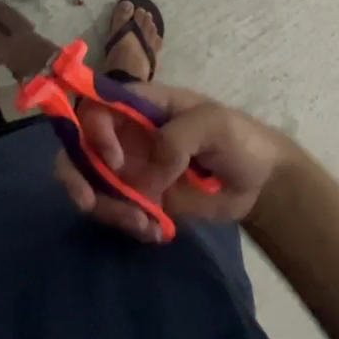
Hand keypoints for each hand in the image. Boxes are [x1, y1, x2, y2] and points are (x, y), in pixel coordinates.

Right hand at [55, 82, 298, 241]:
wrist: (262, 181)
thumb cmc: (238, 137)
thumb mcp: (213, 125)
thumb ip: (177, 140)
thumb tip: (147, 179)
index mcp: (137, 106)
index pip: (94, 109)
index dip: (92, 132)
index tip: (114, 160)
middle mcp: (122, 135)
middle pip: (77, 149)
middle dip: (75, 177)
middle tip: (88, 203)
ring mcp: (127, 169)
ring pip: (91, 186)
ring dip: (107, 209)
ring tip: (144, 225)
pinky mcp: (138, 199)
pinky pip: (116, 212)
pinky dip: (129, 225)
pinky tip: (156, 232)